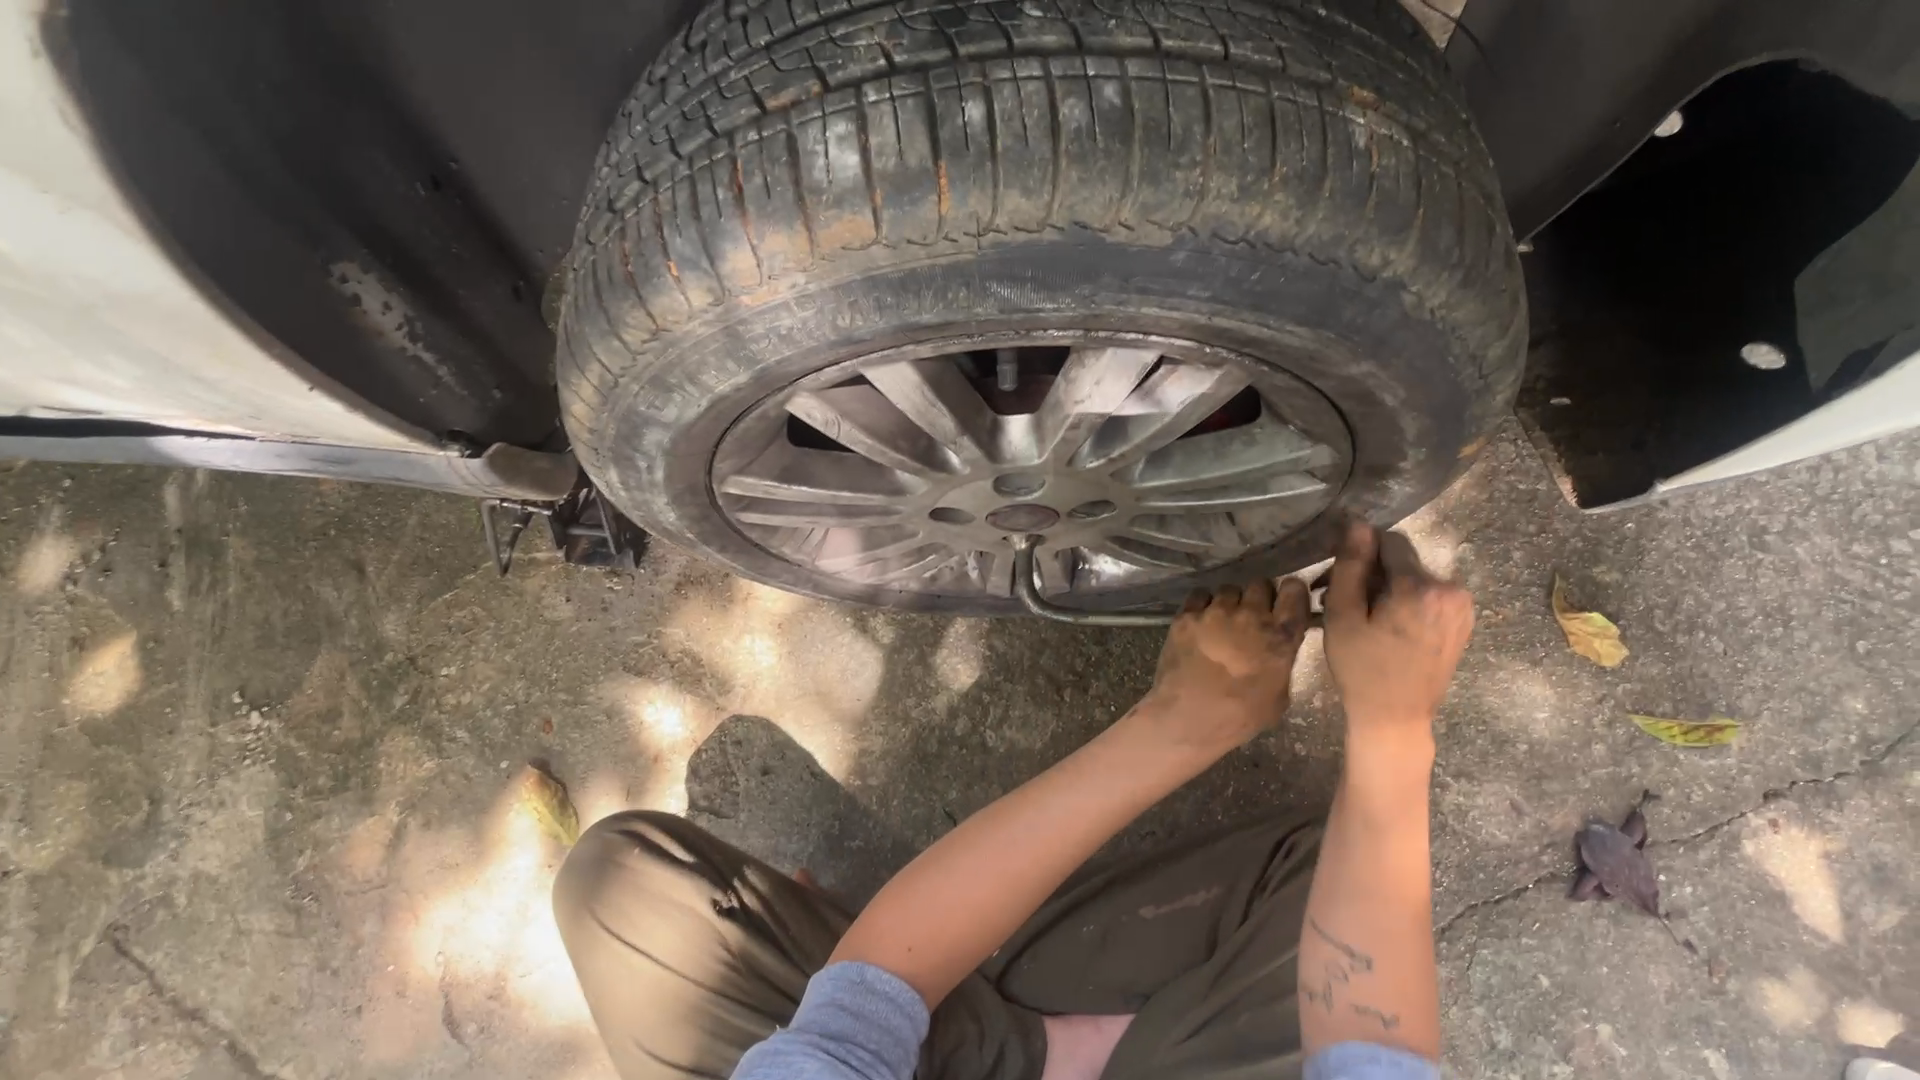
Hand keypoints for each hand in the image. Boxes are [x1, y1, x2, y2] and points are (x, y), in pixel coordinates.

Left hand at [1141, 577, 1311, 750]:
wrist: (1189, 717)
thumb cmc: (1240, 716)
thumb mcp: (1279, 695)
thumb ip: (1281, 662)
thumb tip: (1277, 650)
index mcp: (1280, 636)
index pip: (1294, 592)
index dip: (1290, 592)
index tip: (1285, 598)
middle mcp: (1251, 616)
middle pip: (1260, 585)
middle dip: (1258, 597)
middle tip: (1250, 615)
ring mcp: (1216, 612)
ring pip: (1228, 589)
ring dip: (1229, 602)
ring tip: (1221, 620)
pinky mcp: (1186, 615)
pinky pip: (1199, 595)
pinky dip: (1202, 604)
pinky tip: (1199, 621)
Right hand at [1323, 521, 1473, 742]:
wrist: (1395, 717)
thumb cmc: (1362, 668)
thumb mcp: (1343, 615)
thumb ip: (1349, 566)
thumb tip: (1357, 523)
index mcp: (1422, 587)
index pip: (1388, 542)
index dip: (1358, 553)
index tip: (1333, 577)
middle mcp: (1452, 590)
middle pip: (1402, 562)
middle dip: (1369, 574)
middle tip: (1335, 600)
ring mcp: (1463, 608)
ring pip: (1414, 579)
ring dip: (1385, 589)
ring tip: (1359, 616)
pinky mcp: (1463, 623)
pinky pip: (1428, 597)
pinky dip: (1404, 603)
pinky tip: (1384, 627)